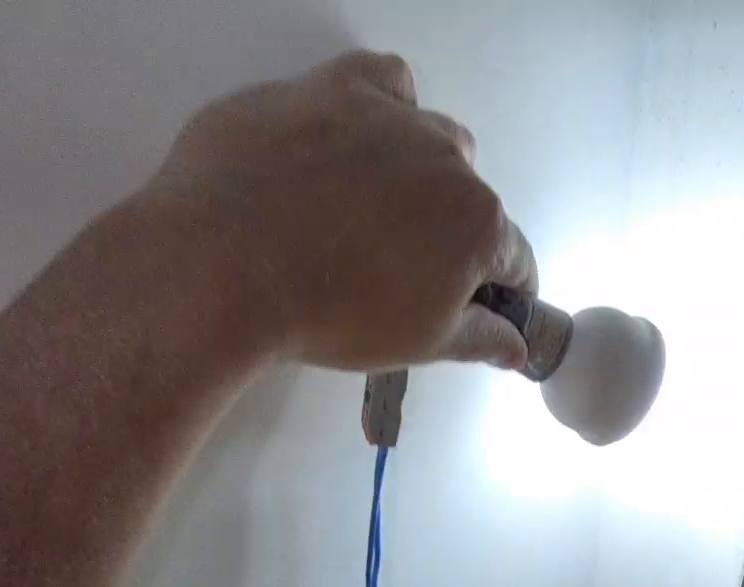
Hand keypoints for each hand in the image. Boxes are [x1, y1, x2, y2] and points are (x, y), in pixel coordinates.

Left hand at [138, 51, 535, 372]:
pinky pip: (384, 81)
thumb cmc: (336, 315)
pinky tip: (363, 137)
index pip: (515, 260)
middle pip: (474, 199)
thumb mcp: (421, 344)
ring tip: (377, 208)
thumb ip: (481, 339)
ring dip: (425, 172)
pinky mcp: (331, 88)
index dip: (505, 290)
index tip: (484, 308)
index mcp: (480, 226)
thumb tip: (519, 347)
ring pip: (434, 139)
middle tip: (408, 269)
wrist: (225, 267)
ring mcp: (391, 117)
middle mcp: (449, 161)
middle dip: (457, 234)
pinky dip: (388, 106)